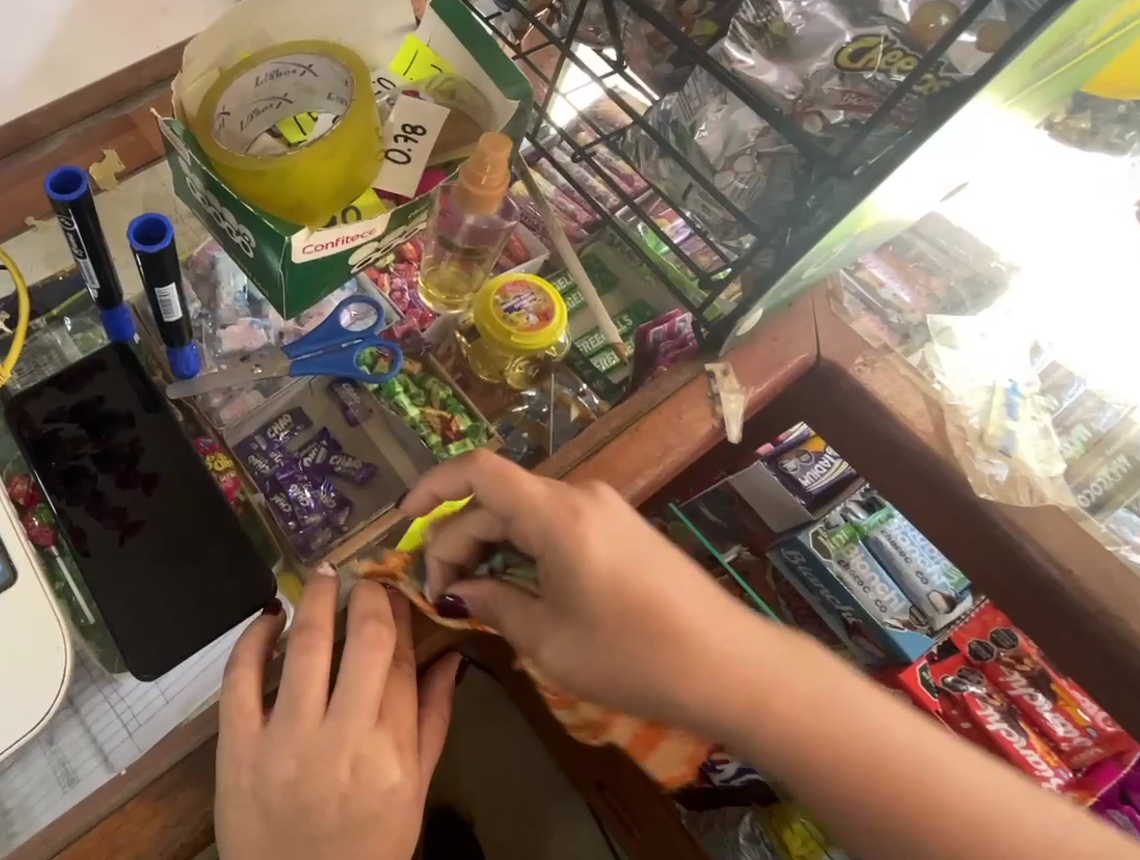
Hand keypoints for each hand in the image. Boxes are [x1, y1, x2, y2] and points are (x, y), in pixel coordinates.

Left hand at [216, 568, 463, 859]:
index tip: (392, 587)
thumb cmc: (366, 849)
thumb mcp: (413, 795)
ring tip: (321, 574)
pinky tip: (269, 616)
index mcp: (391, 756)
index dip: (398, 613)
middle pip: (361, 641)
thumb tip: (449, 657)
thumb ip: (432, 722)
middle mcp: (342, 742)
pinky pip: (240, 676)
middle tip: (361, 573)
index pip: (399, 661)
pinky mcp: (238, 747)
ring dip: (314, 599)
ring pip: (304, 646)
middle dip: (364, 594)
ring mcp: (284, 742)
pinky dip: (253, 636)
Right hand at [400, 450, 773, 732]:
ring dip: (488, 544)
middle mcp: (577, 495)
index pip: (478, 471)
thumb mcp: (551, 641)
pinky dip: (519, 547)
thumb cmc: (636, 656)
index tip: (404, 520)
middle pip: (494, 499)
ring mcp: (601, 507)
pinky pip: (550, 522)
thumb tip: (456, 591)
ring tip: (472, 593)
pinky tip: (513, 586)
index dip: (433, 485)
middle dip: (458, 540)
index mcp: (557, 514)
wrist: (735, 668)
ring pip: (520, 511)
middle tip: (442, 593)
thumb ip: (493, 604)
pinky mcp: (616, 526)